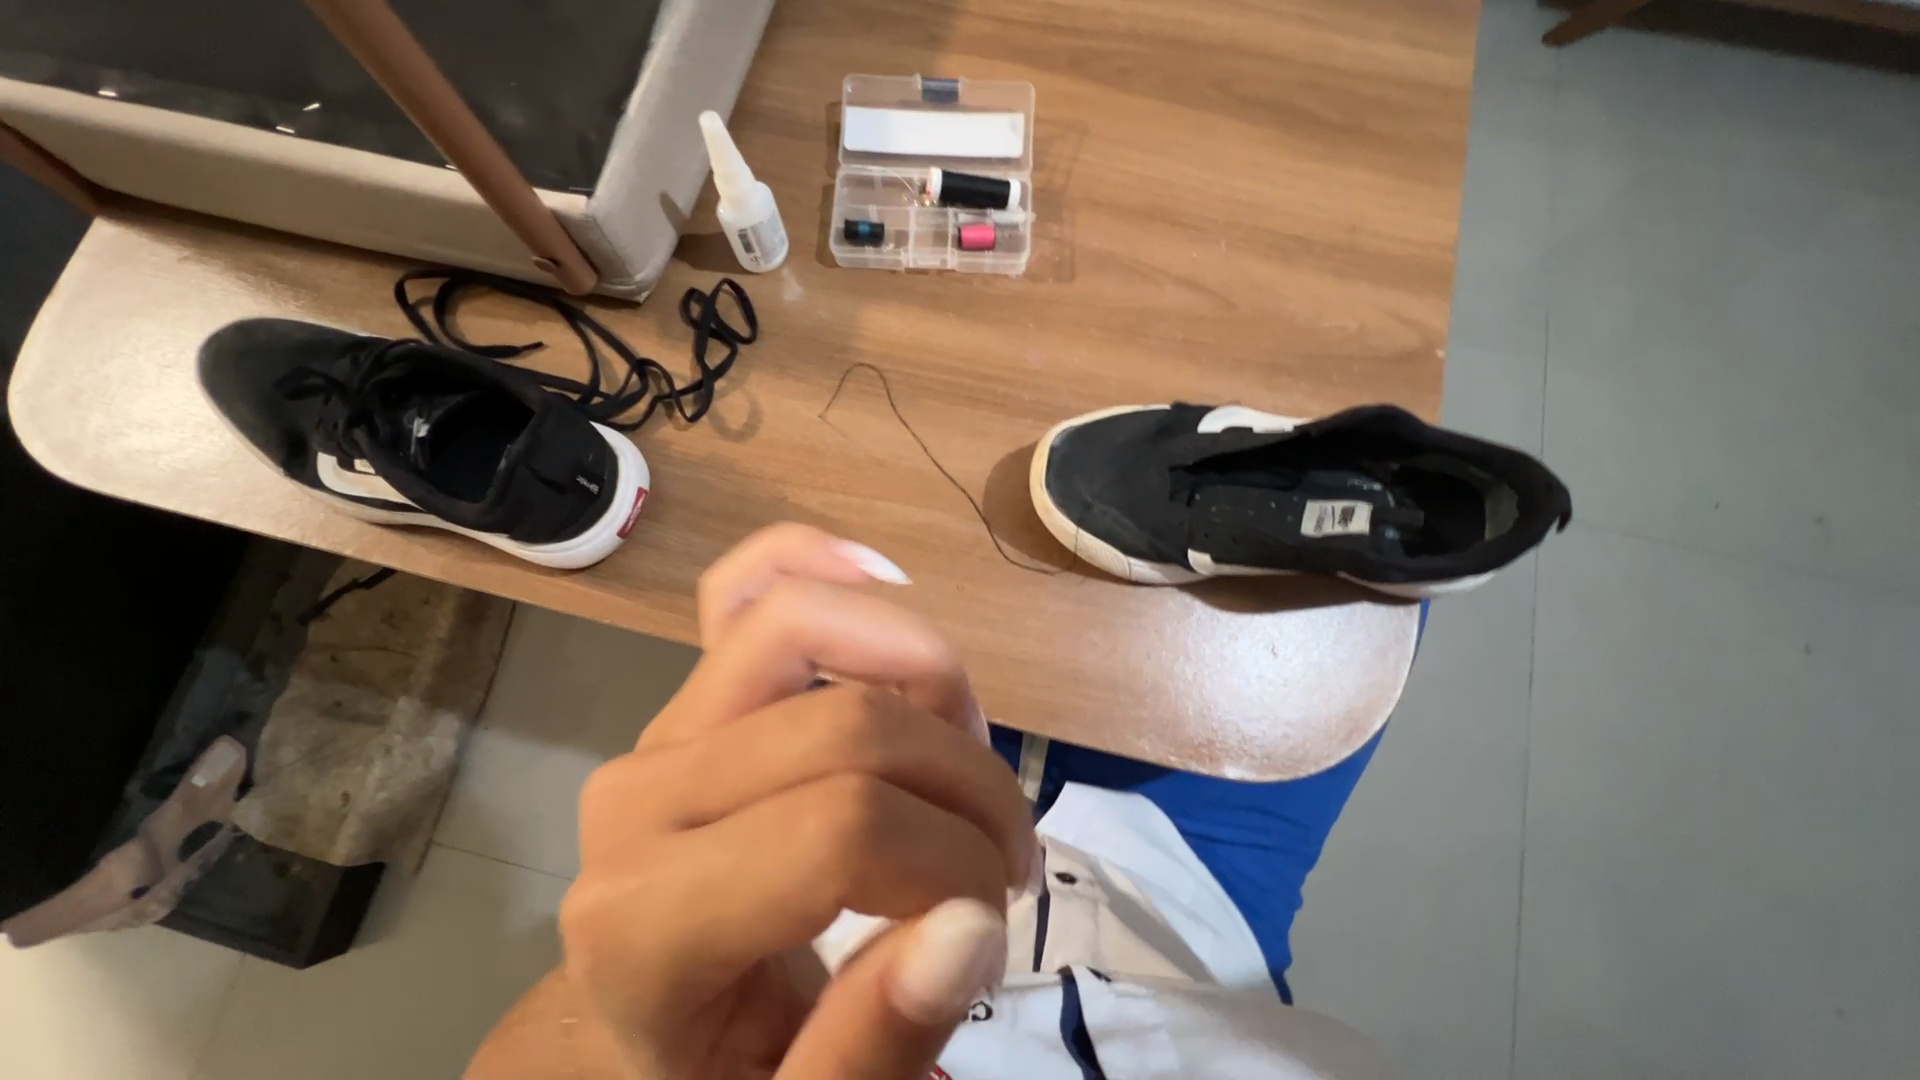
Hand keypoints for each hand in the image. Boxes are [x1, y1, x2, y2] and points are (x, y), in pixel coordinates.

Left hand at [552, 524, 1035, 1078]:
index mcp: (646, 921)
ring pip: (804, 623)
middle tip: (1006, 855)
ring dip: (929, 677)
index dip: (954, 863)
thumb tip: (971, 919)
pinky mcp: (692, 692)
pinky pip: (742, 587)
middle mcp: (637, 799)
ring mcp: (662, 728)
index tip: (993, 921)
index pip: (842, 828)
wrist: (665, 1030)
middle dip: (968, 784)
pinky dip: (815, 558)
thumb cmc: (737, 1069)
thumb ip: (880, 1042)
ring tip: (966, 753)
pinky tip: (886, 576)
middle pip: (850, 725)